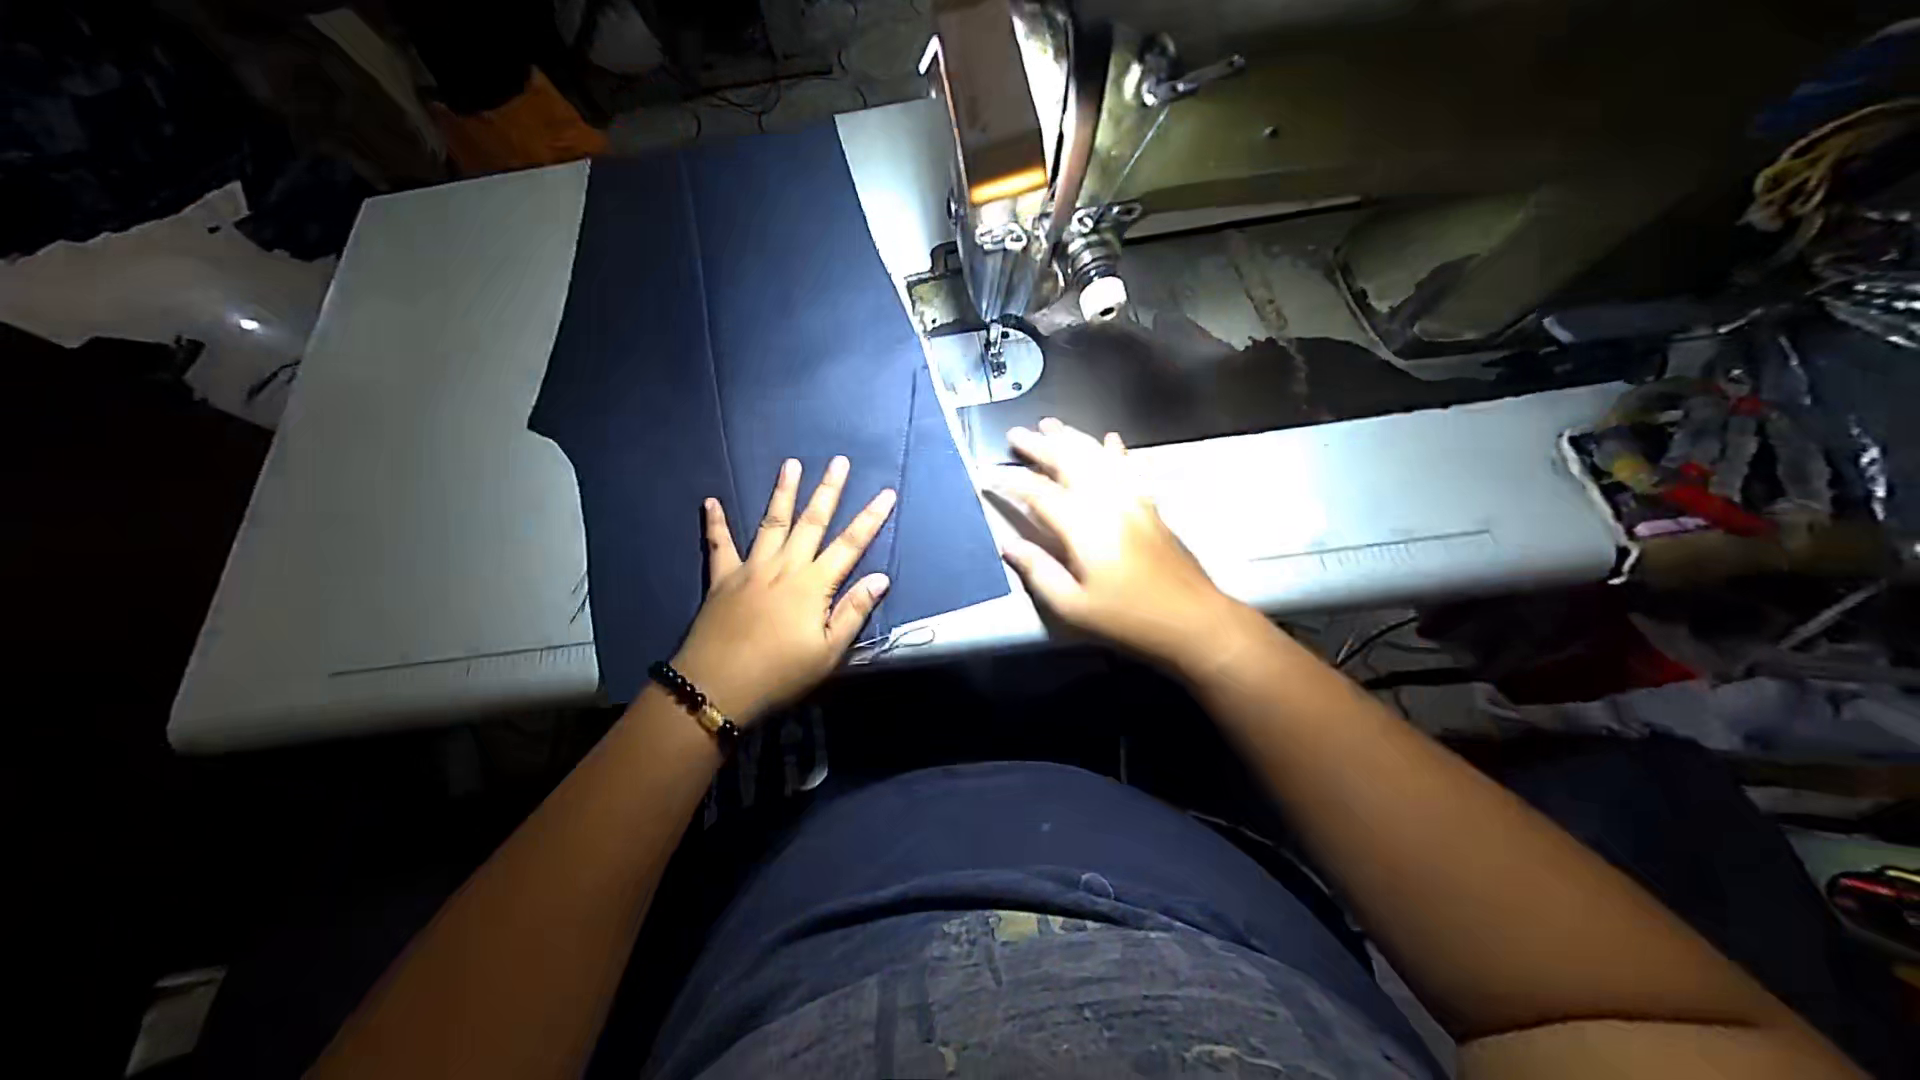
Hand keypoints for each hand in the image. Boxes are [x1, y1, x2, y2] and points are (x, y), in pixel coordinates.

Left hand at [672, 456, 894, 723]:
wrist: (718, 686)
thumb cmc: (780, 673)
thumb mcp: (828, 652)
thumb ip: (854, 611)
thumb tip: (881, 578)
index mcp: (813, 584)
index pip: (850, 544)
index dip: (870, 518)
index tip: (886, 493)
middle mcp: (785, 567)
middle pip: (811, 522)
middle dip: (828, 491)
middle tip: (839, 461)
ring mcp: (751, 568)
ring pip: (771, 522)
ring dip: (783, 492)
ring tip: (791, 464)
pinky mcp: (723, 578)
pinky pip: (719, 544)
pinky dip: (715, 522)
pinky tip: (710, 501)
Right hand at [995, 419, 1263, 675]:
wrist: (1193, 620)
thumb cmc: (1128, 618)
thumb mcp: (1073, 605)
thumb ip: (1038, 571)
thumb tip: (1008, 546)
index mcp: (1083, 526)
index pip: (1040, 493)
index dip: (1012, 482)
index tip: (990, 475)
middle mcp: (1108, 502)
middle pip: (1070, 463)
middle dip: (1040, 447)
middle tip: (1016, 434)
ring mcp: (1133, 501)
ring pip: (1099, 458)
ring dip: (1073, 439)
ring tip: (1051, 425)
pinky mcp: (1150, 508)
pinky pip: (1129, 469)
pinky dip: (1115, 452)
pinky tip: (1109, 440)